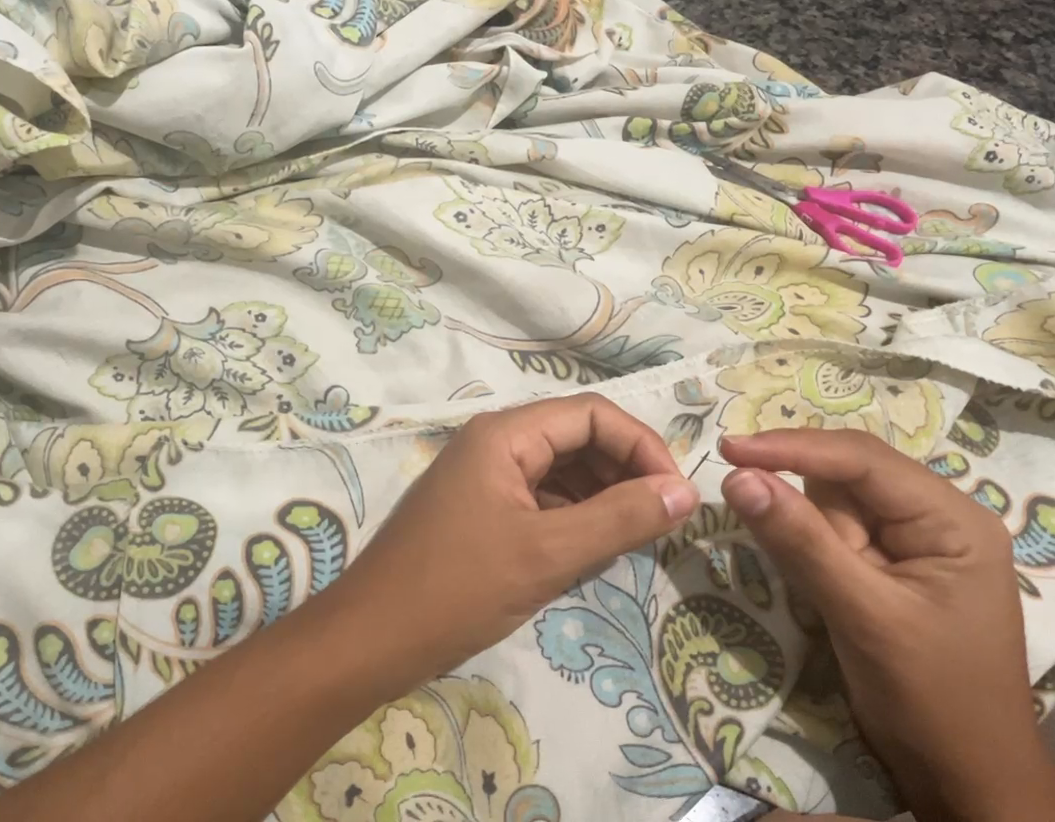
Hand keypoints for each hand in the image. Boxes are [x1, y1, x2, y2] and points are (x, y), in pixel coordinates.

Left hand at [329, 393, 700, 691]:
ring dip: (602, 498)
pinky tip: (593, 552)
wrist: (369, 639)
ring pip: (560, 472)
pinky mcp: (480, 513)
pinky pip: (540, 501)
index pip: (592, 415)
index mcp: (505, 435)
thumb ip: (619, 519)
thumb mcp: (547, 553)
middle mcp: (494, 444)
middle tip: (662, 521)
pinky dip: (573, 520)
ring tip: (635, 539)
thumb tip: (685, 492)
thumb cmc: (457, 588)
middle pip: (577, 439)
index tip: (677, 495)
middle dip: (624, 472)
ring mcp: (484, 479)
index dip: (642, 446)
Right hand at [718, 429, 1054, 821]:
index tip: (727, 448)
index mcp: (952, 519)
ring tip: (807, 575)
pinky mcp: (891, 568)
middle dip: (797, 489)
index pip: (862, 460)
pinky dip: (809, 544)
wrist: (965, 780)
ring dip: (803, 525)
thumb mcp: (862, 614)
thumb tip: (737, 476)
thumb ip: (800, 540)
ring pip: (836, 504)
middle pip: (847, 476)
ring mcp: (915, 544)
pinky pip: (837, 534)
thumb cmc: (931, 698)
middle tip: (738, 493)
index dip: (792, 448)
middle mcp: (937, 517)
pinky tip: (808, 574)